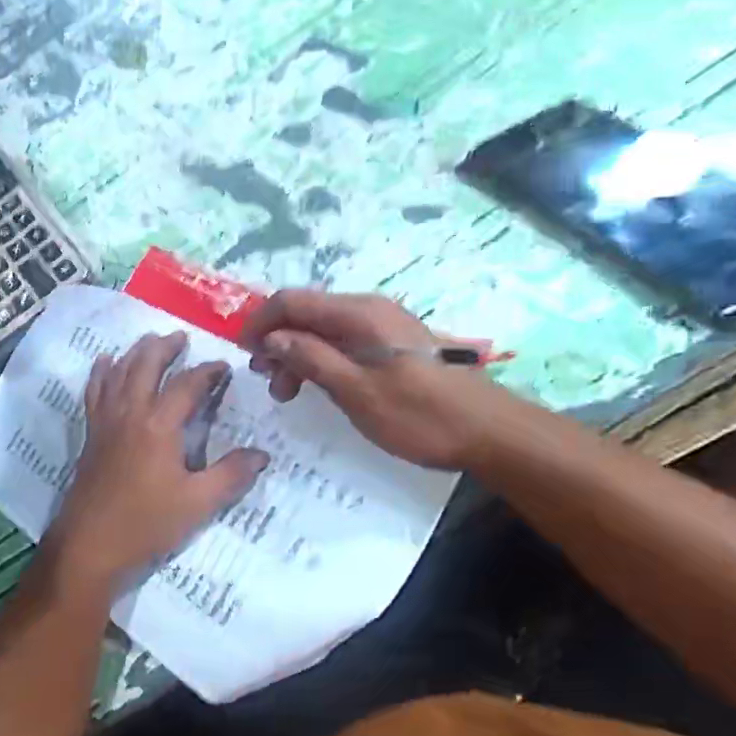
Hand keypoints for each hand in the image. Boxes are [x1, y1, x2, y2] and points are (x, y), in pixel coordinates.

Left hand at [42, 332, 270, 594]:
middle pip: (145, 365)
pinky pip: (93, 391)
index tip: (223, 367)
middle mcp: (129, 412)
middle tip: (180, 336)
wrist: (90, 543)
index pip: (186, 385)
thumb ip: (230, 475)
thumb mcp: (198, 503)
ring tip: (148, 341)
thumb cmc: (146, 523)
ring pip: (117, 372)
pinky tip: (103, 362)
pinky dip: (100, 372)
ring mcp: (105, 420)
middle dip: (164, 348)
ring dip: (134, 352)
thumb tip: (261, 454)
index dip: (207, 372)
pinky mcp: (90, 433)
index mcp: (159, 425)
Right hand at [239, 290, 505, 470]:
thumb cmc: (420, 415)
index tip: (243, 354)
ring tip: (288, 393)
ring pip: (322, 330)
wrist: (492, 434)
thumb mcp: (356, 391)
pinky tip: (318, 386)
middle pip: (305, 314)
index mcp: (359, 314)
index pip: (292, 301)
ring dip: (297, 355)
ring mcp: (383, 326)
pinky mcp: (392, 345)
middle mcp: (369, 310)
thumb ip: (310, 358)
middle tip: (267, 382)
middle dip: (277, 343)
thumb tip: (272, 338)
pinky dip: (320, 360)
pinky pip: (342, 342)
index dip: (260, 323)